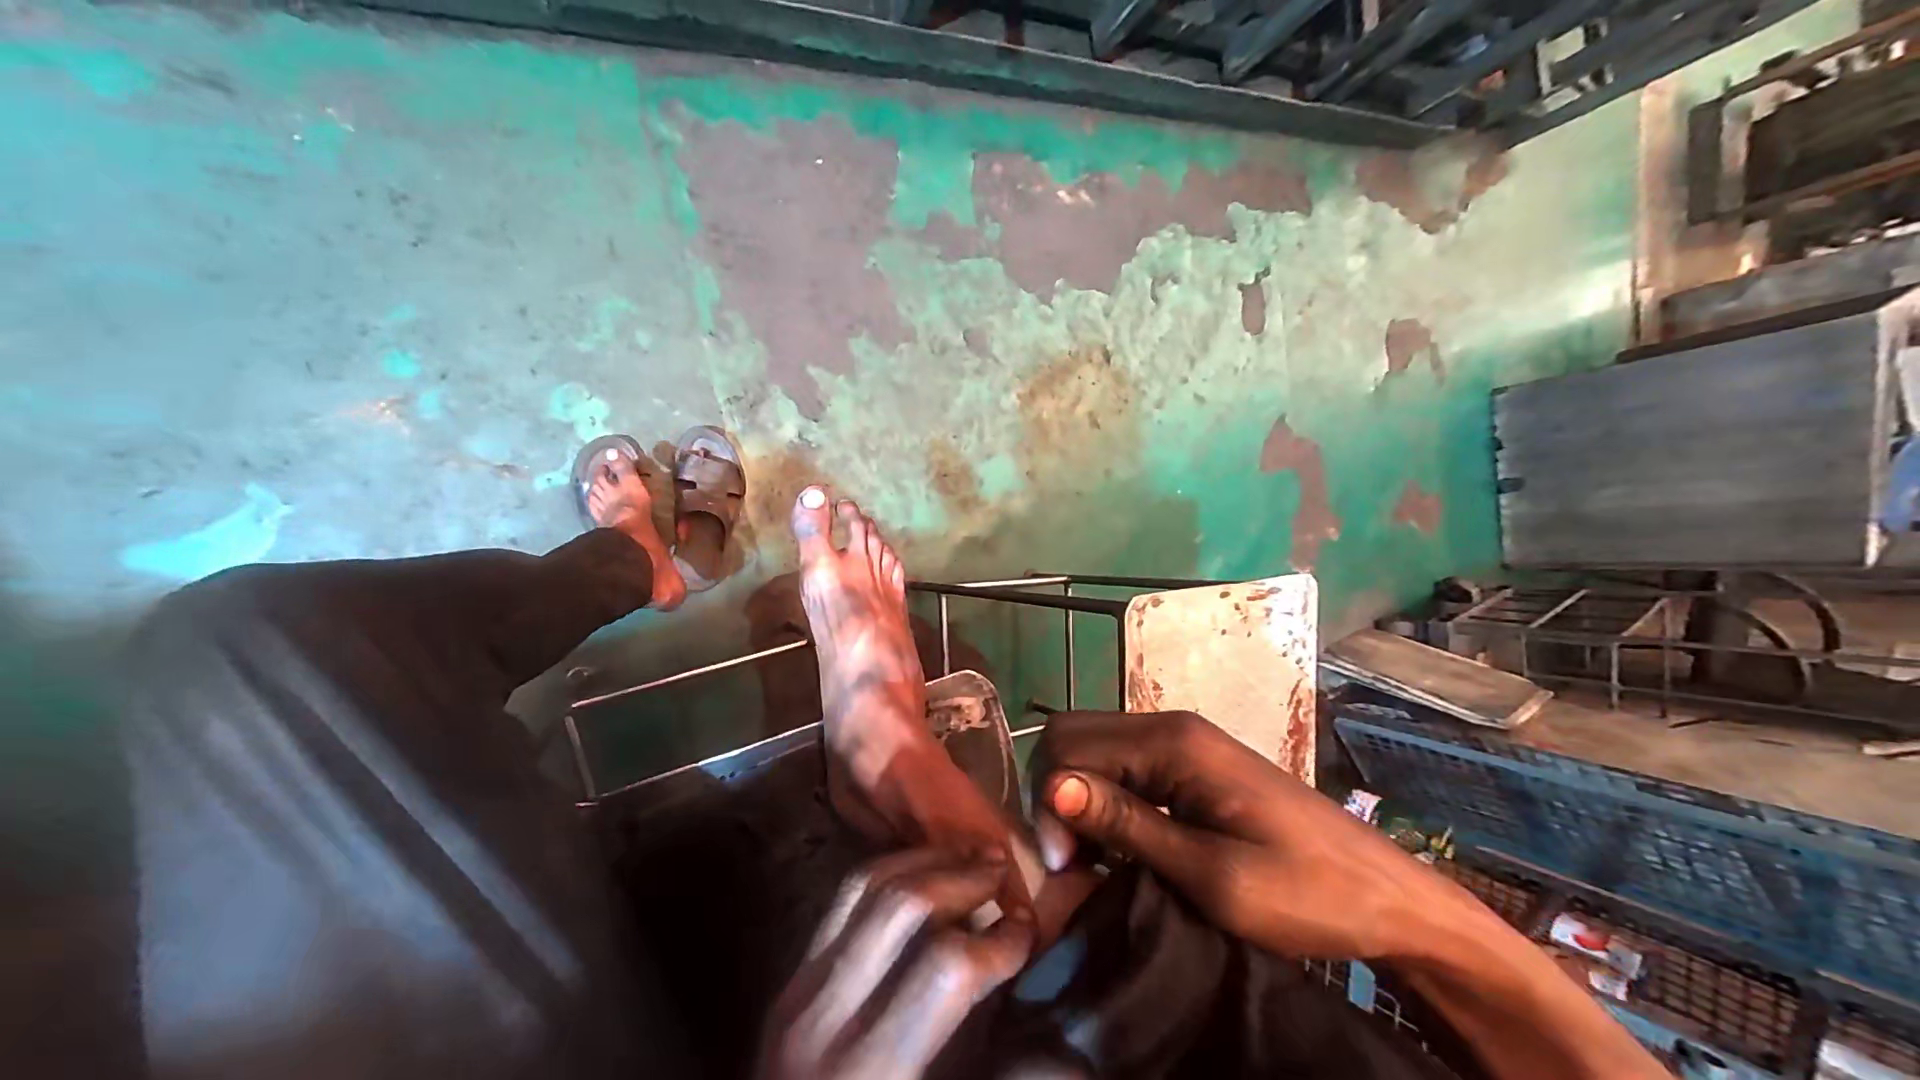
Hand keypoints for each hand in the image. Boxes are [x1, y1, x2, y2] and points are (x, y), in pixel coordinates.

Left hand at [756, 848, 1034, 1079]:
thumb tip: (1074, 1054)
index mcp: (877, 1072)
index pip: (946, 970)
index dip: (1000, 942)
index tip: (1029, 929)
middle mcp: (829, 1019)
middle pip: (904, 908)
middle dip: (964, 879)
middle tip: (1004, 869)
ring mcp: (801, 989)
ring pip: (868, 886)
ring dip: (927, 860)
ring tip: (970, 856)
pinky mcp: (792, 977)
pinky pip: (842, 899)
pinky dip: (889, 869)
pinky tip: (922, 868)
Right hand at [1030, 709, 1465, 960]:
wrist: (1387, 898)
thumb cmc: (1306, 894)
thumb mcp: (1212, 875)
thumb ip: (1128, 825)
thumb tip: (1053, 787)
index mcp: (1173, 741)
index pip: (1069, 744)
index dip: (1051, 801)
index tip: (1066, 867)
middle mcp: (1169, 725)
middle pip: (1075, 736)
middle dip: (1058, 793)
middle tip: (1075, 861)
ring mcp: (1181, 741)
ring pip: (1095, 750)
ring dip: (1079, 799)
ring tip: (1094, 860)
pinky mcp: (1190, 762)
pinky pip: (1122, 766)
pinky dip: (1104, 800)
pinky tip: (1118, 844)